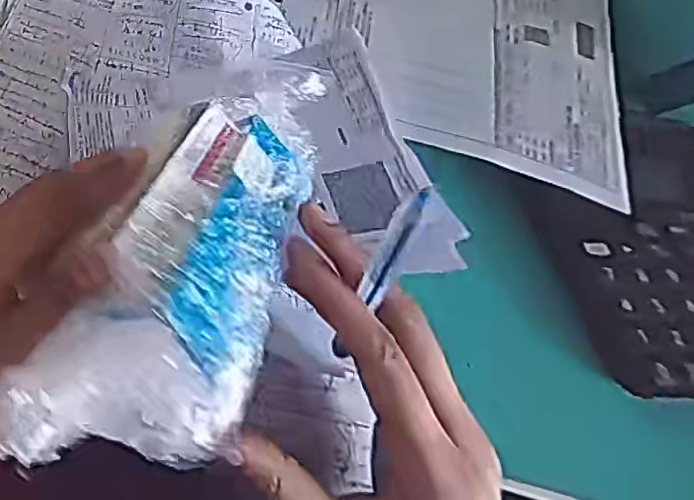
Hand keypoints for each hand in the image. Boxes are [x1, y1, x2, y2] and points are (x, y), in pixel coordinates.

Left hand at [0, 149, 146, 499]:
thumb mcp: (12, 348)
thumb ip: (56, 298)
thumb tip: (103, 254)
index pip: (50, 202)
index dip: (94, 181)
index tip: (133, 162)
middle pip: (45, 194)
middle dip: (91, 174)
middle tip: (135, 157)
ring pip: (43, 207)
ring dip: (82, 190)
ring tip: (121, 175)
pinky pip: (41, 227)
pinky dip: (72, 215)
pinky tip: (94, 219)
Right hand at [239, 203, 501, 499]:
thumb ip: (290, 485)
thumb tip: (228, 439)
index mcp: (434, 457)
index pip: (382, 352)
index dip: (337, 296)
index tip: (298, 255)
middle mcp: (461, 430)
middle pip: (408, 321)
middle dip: (356, 261)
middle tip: (311, 221)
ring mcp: (466, 425)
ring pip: (416, 328)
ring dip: (366, 278)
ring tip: (322, 245)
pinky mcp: (460, 426)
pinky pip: (417, 348)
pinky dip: (377, 309)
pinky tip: (348, 301)